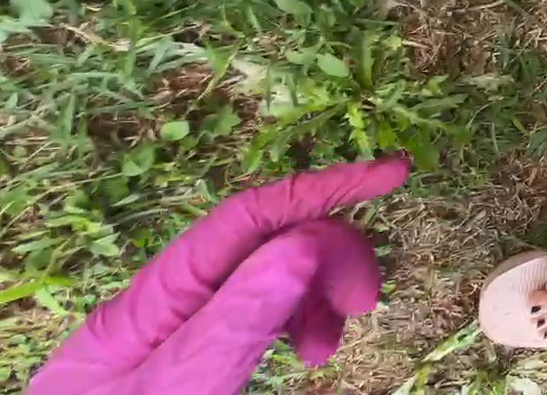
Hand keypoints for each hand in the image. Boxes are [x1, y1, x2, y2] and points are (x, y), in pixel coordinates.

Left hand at [29, 156, 409, 394]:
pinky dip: (308, 317)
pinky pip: (275, 304)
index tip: (395, 174)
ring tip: (332, 342)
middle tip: (366, 301)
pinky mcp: (206, 343)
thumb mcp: (181, 388)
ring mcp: (189, 321)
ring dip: (326, 293)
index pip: (251, 214)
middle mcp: (172, 296)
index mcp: (151, 297)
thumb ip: (238, 318)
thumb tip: (311, 239)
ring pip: (285, 271)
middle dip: (335, 258)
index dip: (325, 186)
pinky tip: (315, 348)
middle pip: (278, 241)